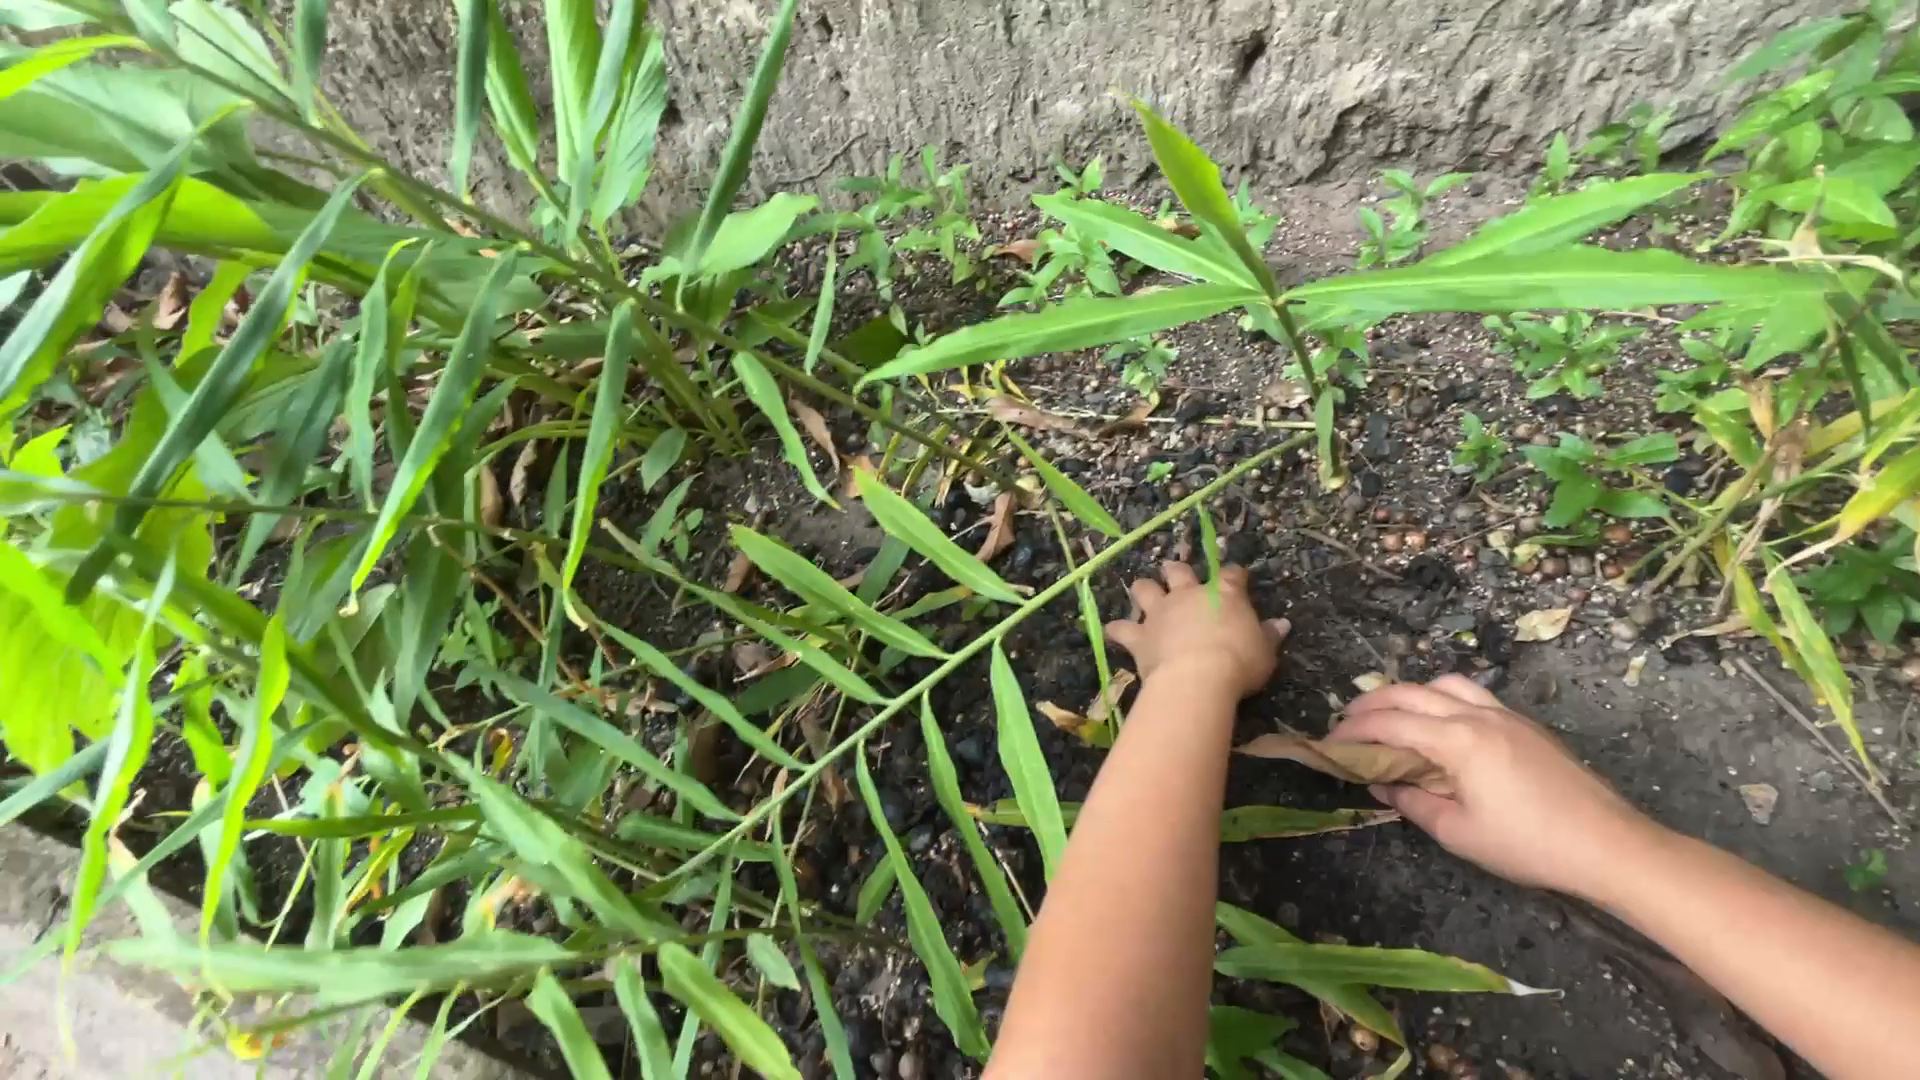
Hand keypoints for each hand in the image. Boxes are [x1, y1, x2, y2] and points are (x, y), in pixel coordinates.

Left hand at [1104, 562, 1288, 698]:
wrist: (1197, 677)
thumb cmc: (1238, 663)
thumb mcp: (1264, 652)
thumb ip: (1268, 636)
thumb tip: (1281, 625)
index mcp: (1223, 595)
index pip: (1231, 575)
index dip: (1235, 574)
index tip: (1238, 576)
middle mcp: (1188, 596)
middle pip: (1178, 571)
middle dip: (1177, 570)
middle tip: (1175, 574)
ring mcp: (1160, 613)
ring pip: (1144, 589)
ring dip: (1143, 589)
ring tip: (1143, 591)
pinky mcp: (1139, 635)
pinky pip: (1122, 628)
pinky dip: (1118, 629)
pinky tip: (1114, 630)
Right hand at [1328, 675, 1660, 897]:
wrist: (1614, 848)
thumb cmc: (1530, 845)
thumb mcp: (1458, 832)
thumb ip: (1412, 802)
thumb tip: (1380, 783)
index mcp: (1457, 739)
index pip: (1388, 723)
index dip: (1352, 731)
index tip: (1328, 743)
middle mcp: (1476, 715)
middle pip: (1409, 691)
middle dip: (1370, 703)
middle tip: (1347, 722)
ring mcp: (1504, 715)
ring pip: (1443, 682)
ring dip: (1408, 693)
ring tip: (1393, 714)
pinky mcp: (1525, 725)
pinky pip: (1471, 694)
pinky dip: (1441, 698)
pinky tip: (1440, 724)